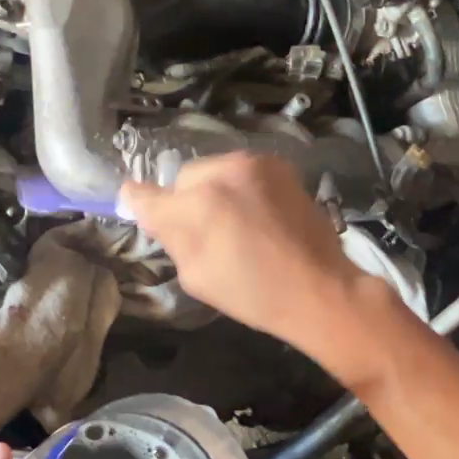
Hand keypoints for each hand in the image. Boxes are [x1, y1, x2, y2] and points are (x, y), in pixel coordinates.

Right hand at [118, 154, 386, 357]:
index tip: (141, 211)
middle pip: (183, 179)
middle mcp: (219, 175)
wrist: (319, 287)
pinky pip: (242, 170)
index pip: (143, 194)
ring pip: (213, 171)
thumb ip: (171, 237)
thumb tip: (153, 213)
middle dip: (186, 201)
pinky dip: (242, 186)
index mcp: (194, 207)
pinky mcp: (277, 164)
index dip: (138, 204)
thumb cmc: (253, 294)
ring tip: (236, 222)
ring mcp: (252, 164)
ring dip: (214, 190)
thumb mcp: (196, 276)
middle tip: (205, 232)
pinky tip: (258, 213)